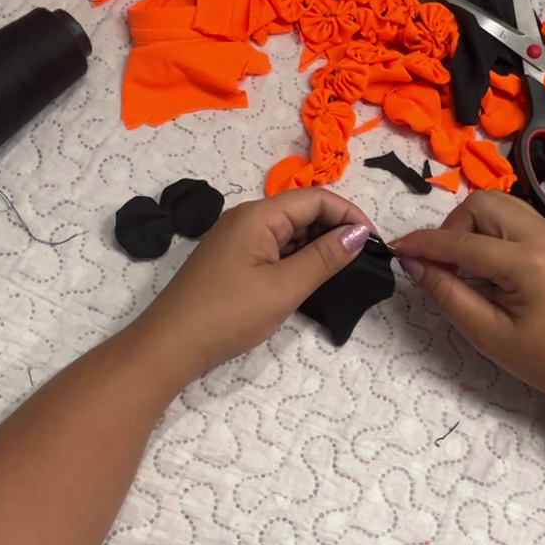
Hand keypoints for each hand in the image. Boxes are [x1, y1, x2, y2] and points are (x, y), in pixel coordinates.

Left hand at [131, 188, 376, 377]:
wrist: (169, 346)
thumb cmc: (227, 314)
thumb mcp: (283, 288)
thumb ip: (323, 259)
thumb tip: (359, 235)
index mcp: (258, 215)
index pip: (315, 198)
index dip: (349, 214)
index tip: (374, 243)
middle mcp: (247, 219)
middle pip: (302, 211)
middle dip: (335, 229)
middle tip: (364, 261)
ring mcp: (237, 241)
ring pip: (289, 232)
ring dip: (318, 247)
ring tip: (346, 272)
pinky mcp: (232, 262)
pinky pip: (274, 250)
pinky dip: (297, 260)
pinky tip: (312, 280)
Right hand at [391, 191, 544, 409]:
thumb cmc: (542, 360)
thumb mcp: (485, 333)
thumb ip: (446, 293)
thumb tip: (412, 263)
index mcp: (527, 262)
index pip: (462, 241)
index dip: (423, 243)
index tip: (395, 249)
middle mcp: (544, 235)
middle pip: (481, 204)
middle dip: (452, 228)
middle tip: (442, 265)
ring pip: (498, 204)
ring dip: (471, 225)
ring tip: (462, 264)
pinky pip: (514, 216)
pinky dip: (490, 229)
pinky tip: (485, 263)